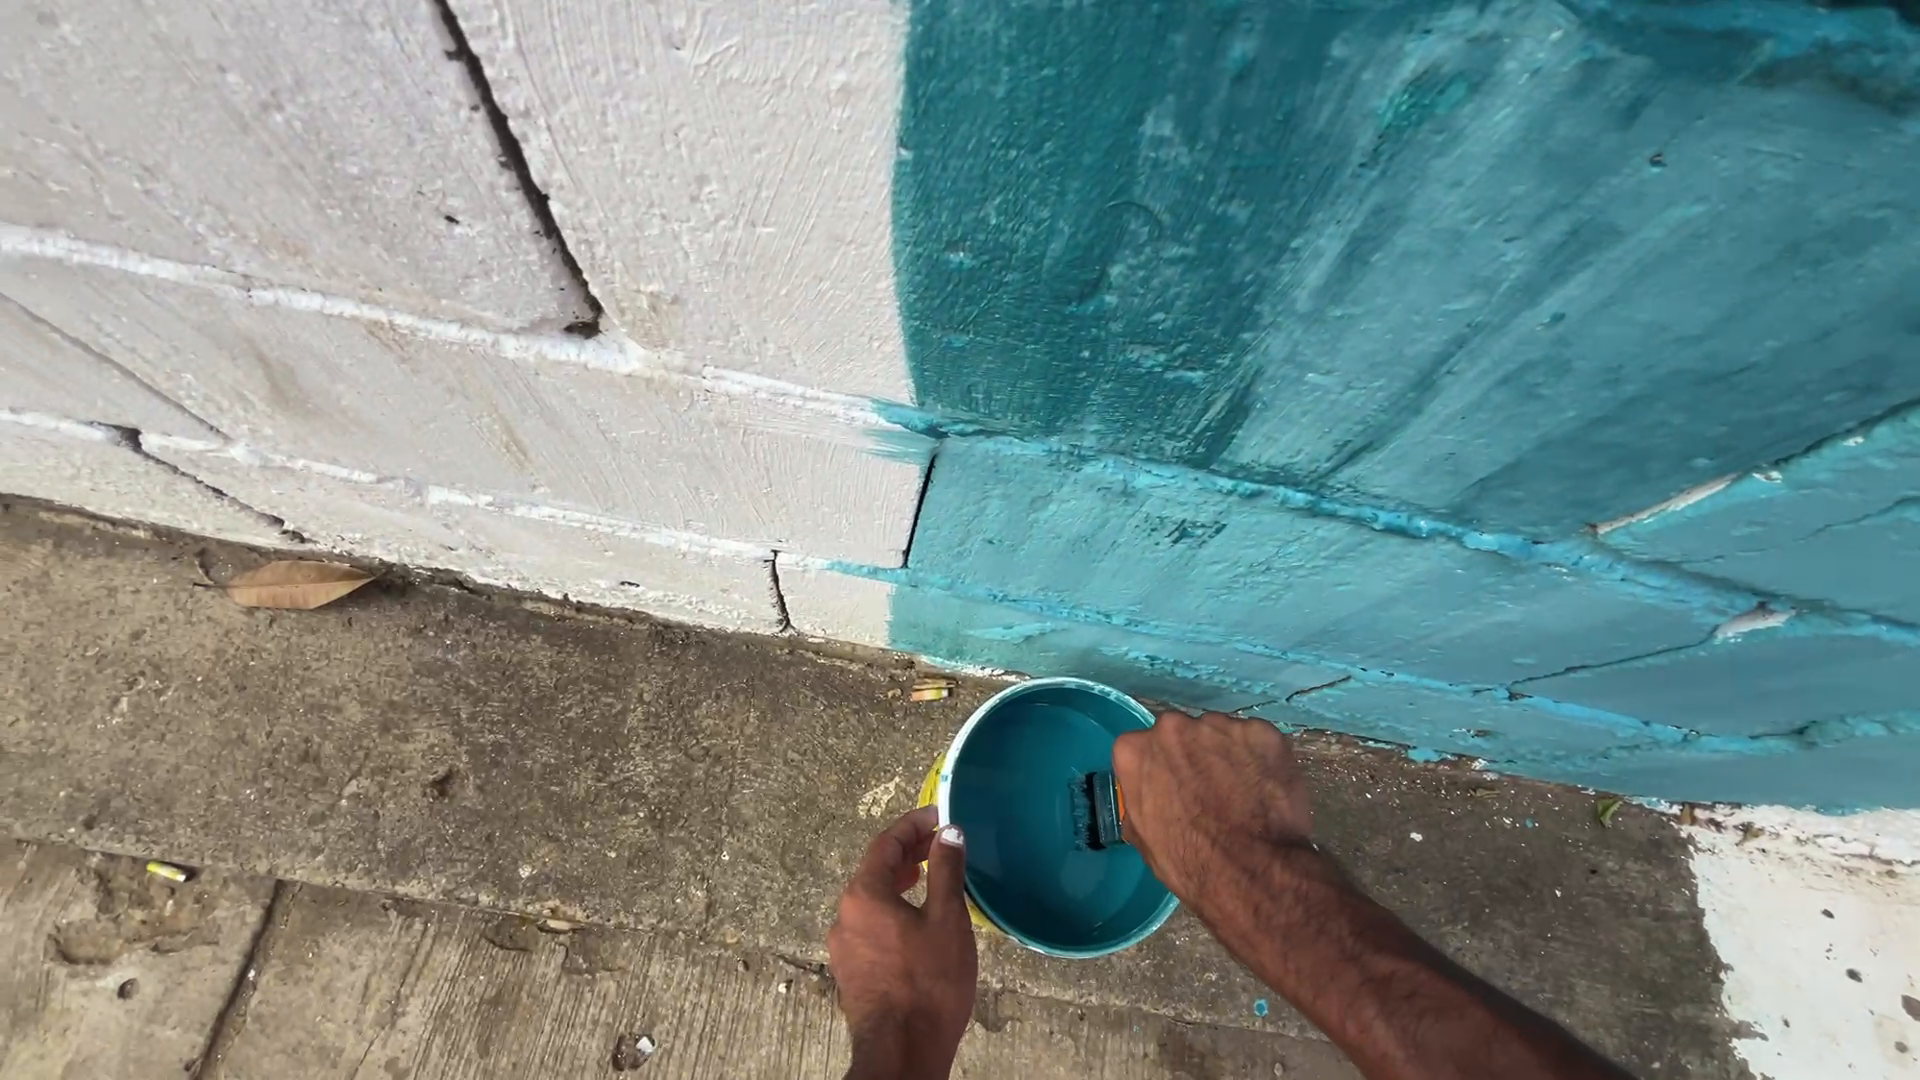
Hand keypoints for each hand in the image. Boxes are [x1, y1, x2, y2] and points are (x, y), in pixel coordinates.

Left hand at [828, 805, 976, 1079]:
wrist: (902, 1055)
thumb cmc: (928, 983)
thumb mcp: (946, 919)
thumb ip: (945, 869)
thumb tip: (948, 832)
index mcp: (863, 895)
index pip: (886, 843)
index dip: (913, 824)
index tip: (939, 814)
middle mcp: (844, 914)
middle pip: (876, 868)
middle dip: (908, 850)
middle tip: (940, 843)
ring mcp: (844, 945)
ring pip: (872, 896)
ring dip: (900, 879)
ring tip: (930, 874)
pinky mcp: (851, 969)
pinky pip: (870, 922)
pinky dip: (892, 906)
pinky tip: (916, 917)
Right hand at [1112, 710, 1313, 920]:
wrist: (1256, 871)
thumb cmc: (1190, 863)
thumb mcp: (1144, 838)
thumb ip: (1140, 802)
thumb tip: (1149, 797)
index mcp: (1135, 750)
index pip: (1140, 749)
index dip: (1159, 769)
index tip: (1173, 789)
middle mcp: (1172, 726)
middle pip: (1178, 734)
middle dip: (1191, 755)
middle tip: (1210, 790)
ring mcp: (1218, 725)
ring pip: (1219, 734)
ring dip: (1227, 756)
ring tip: (1245, 793)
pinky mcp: (1260, 732)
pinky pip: (1256, 740)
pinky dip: (1261, 759)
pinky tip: (1269, 789)